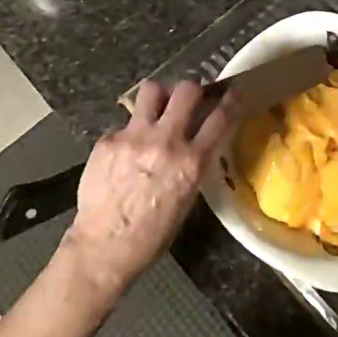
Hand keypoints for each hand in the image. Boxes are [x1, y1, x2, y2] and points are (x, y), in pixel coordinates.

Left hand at [62, 80, 235, 297]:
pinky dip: (129, 132)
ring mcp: (134, 137)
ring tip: (156, 109)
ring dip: (159, 96)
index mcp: (192, 161)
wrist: (105, 246)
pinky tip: (124, 150)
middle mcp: (166, 141)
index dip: (231, 99)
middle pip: (187, 90)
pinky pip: (124, 123)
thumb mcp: (188, 195)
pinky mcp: (107, 140)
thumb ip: (193, 162)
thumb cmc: (154, 232)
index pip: (221, 117)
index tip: (232, 91)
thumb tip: (194, 141)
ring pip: (152, 90)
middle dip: (192, 89)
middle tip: (188, 98)